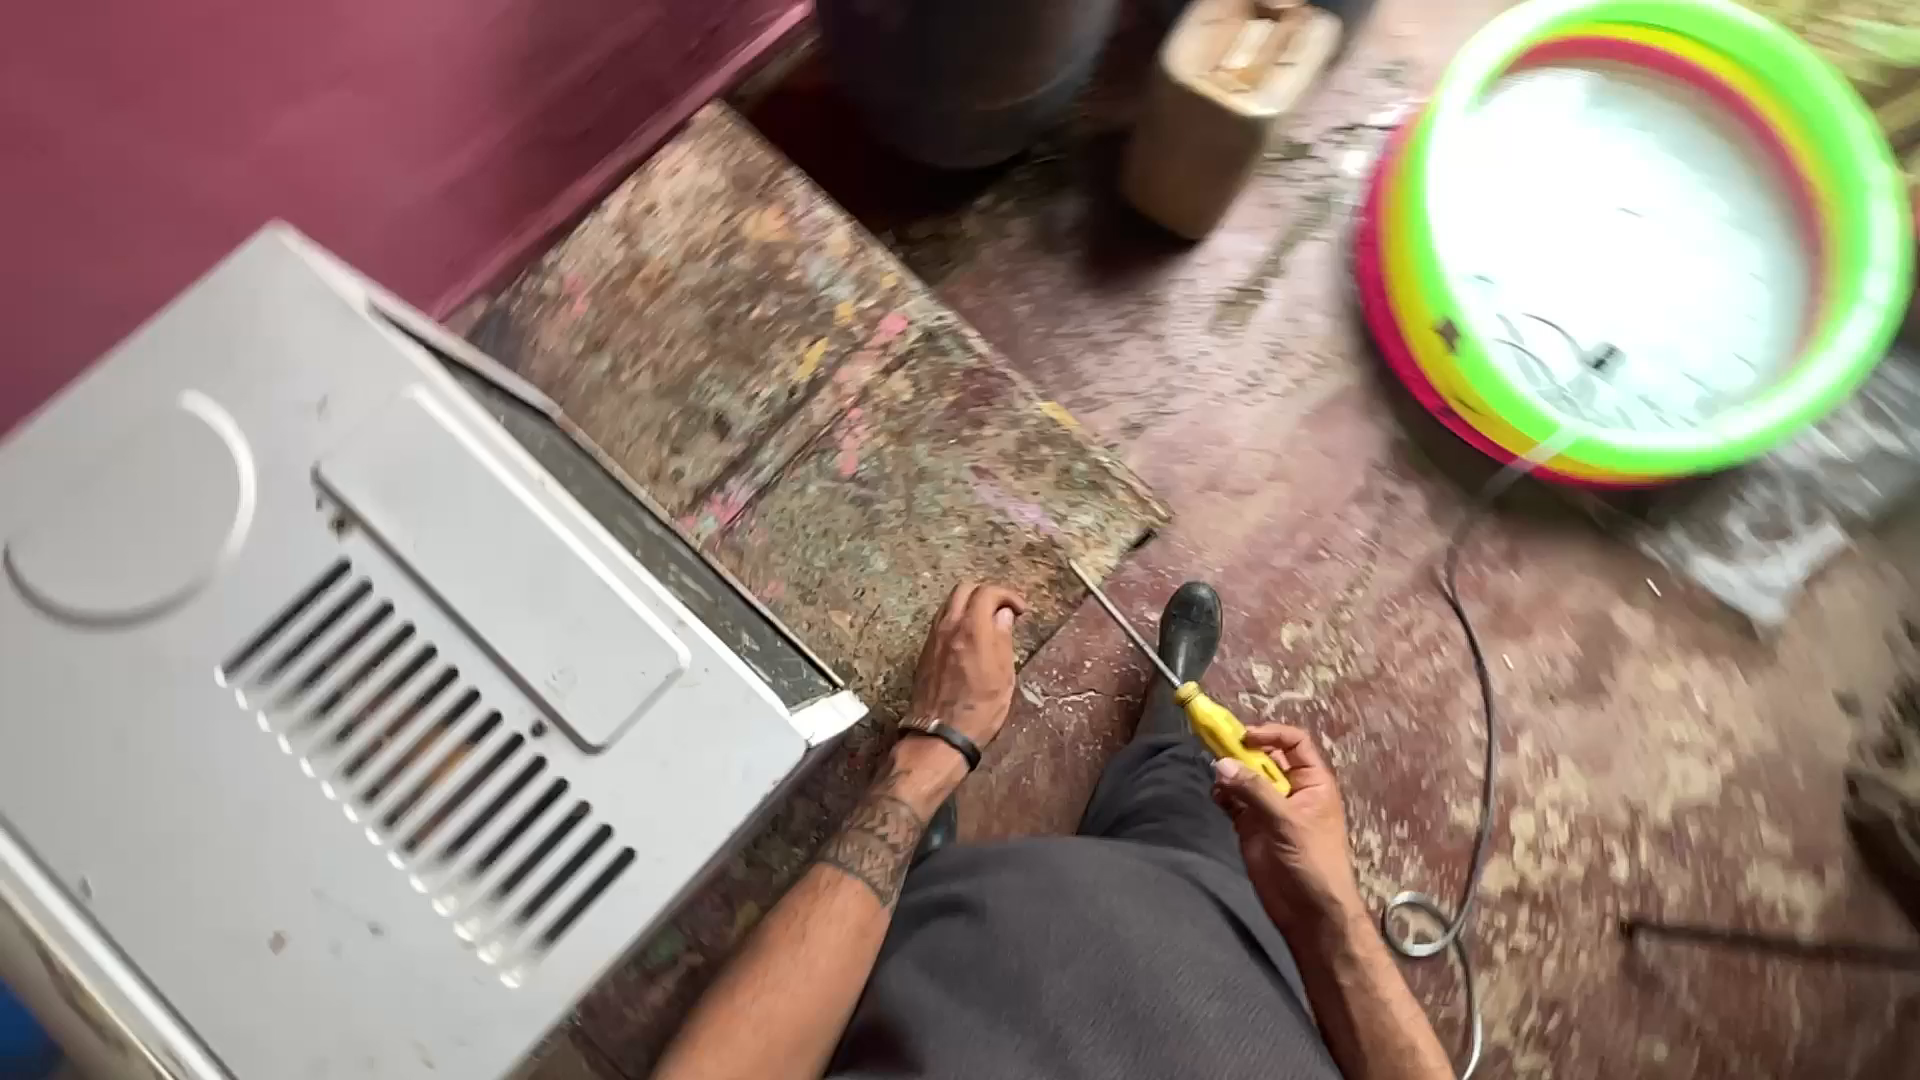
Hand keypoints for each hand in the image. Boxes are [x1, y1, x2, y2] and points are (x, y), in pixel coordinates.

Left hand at [905, 583, 1027, 747]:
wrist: (941, 734)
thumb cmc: (978, 709)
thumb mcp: (1004, 675)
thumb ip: (1003, 639)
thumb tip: (1004, 615)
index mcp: (972, 629)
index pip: (987, 592)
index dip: (1008, 595)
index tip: (1019, 610)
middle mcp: (949, 627)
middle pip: (964, 589)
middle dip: (987, 593)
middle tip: (1003, 610)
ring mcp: (933, 637)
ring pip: (950, 603)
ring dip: (970, 603)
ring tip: (987, 622)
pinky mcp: (925, 650)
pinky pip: (941, 620)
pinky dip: (957, 617)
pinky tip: (969, 636)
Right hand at [1211, 724, 1366, 935]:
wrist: (1310, 915)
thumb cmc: (1313, 864)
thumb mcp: (1288, 823)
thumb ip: (1255, 791)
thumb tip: (1221, 763)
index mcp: (1312, 782)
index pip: (1294, 742)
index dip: (1271, 734)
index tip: (1244, 737)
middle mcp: (1290, 789)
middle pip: (1264, 756)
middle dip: (1241, 752)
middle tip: (1217, 750)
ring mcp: (1268, 807)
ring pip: (1244, 776)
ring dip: (1229, 772)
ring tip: (1217, 778)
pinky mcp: (1250, 824)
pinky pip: (1232, 798)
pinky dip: (1222, 793)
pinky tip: (1217, 796)